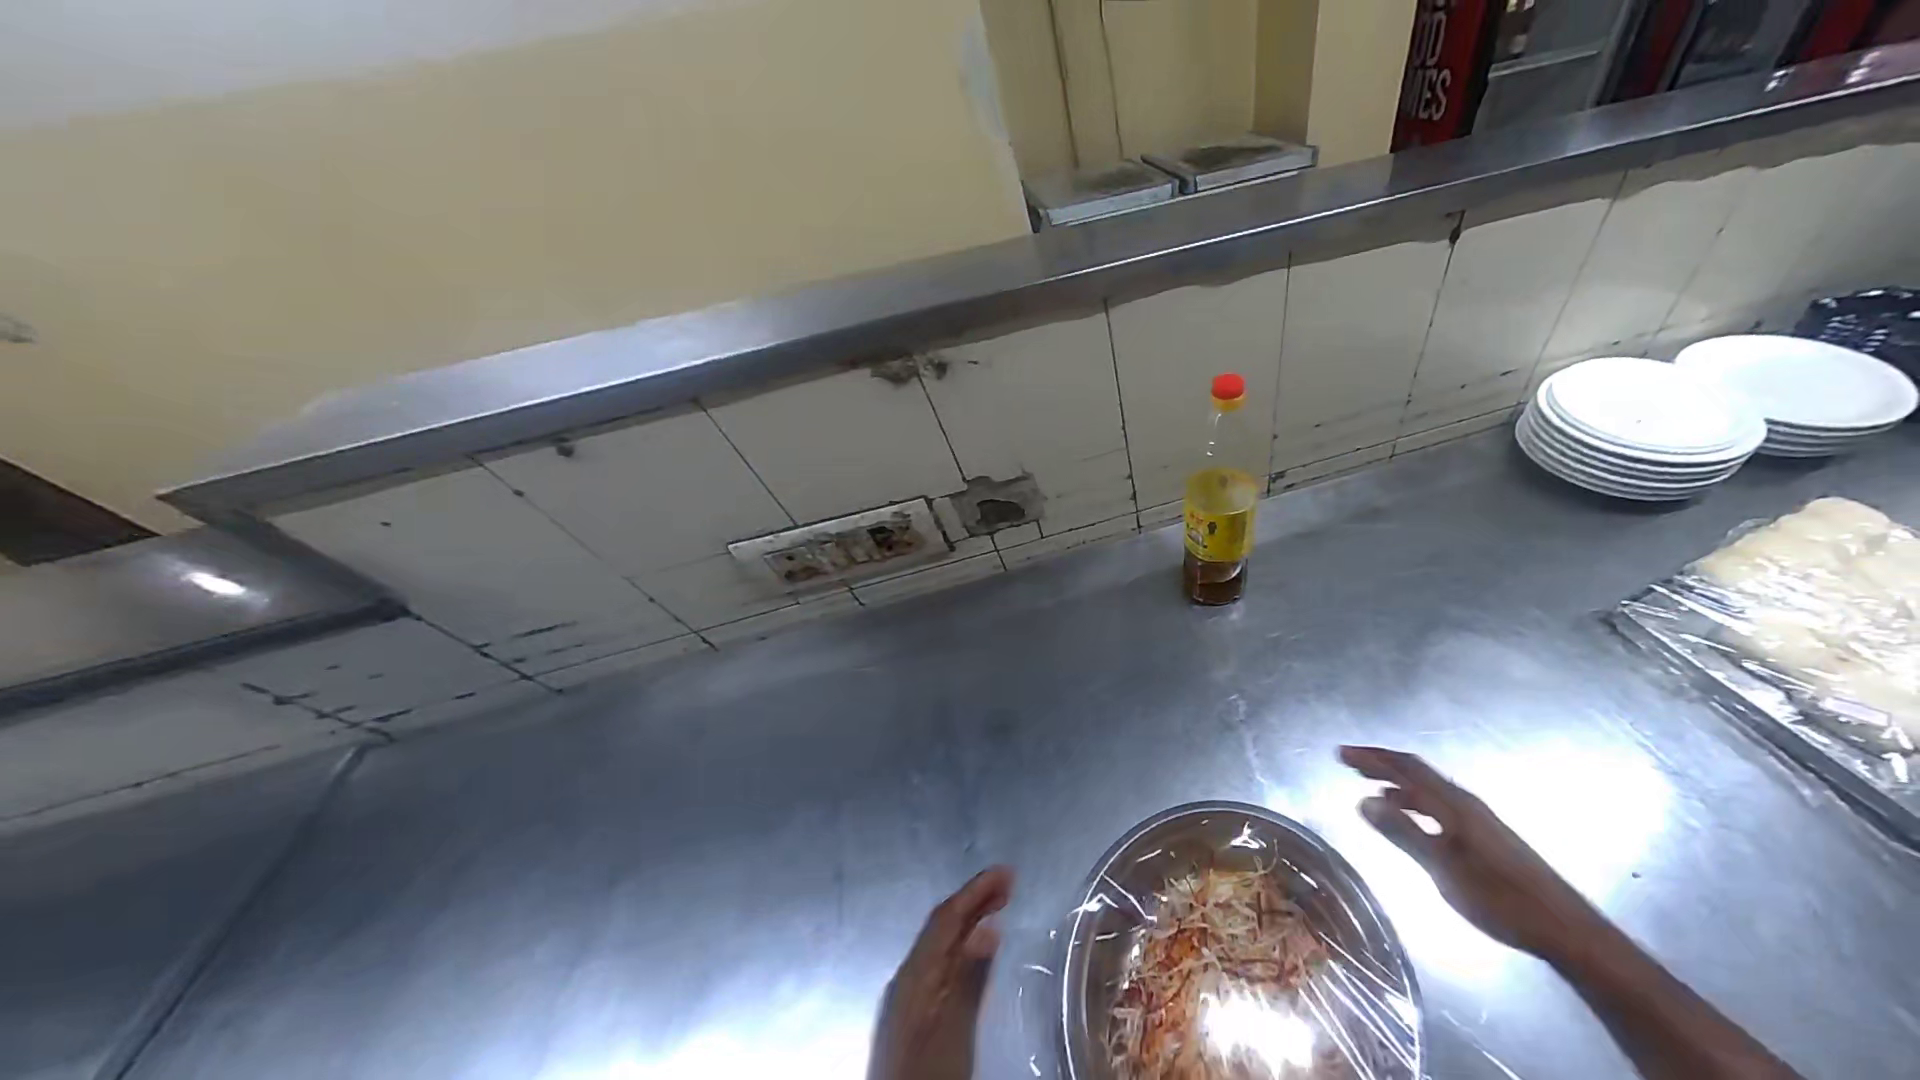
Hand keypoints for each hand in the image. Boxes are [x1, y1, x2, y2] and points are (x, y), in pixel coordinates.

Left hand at [868, 866, 1013, 1079]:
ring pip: (942, 944)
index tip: (1006, 871)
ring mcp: (909, 996)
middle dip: (974, 900)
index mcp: (915, 974)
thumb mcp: (954, 1032)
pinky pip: (941, 963)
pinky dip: (962, 946)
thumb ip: (969, 980)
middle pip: (942, 927)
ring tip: (998, 905)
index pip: (946, 919)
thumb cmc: (929, 1076)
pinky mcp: (915, 1014)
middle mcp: (908, 977)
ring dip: (970, 921)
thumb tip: (988, 927)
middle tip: (1009, 883)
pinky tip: (976, 951)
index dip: (975, 890)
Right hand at [1340, 745, 1601, 961]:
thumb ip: (1403, 832)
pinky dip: (1415, 800)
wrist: (1568, 931)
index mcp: (1455, 805)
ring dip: (1397, 782)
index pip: (1406, 769)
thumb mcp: (1443, 868)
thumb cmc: (1501, 899)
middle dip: (1381, 763)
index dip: (1372, 758)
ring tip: (1371, 787)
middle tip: (1349, 761)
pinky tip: (1409, 816)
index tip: (1341, 753)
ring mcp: (1478, 820)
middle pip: (1418, 772)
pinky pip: (1439, 804)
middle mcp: (1466, 804)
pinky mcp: (1485, 836)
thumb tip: (1363, 800)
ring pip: (1429, 788)